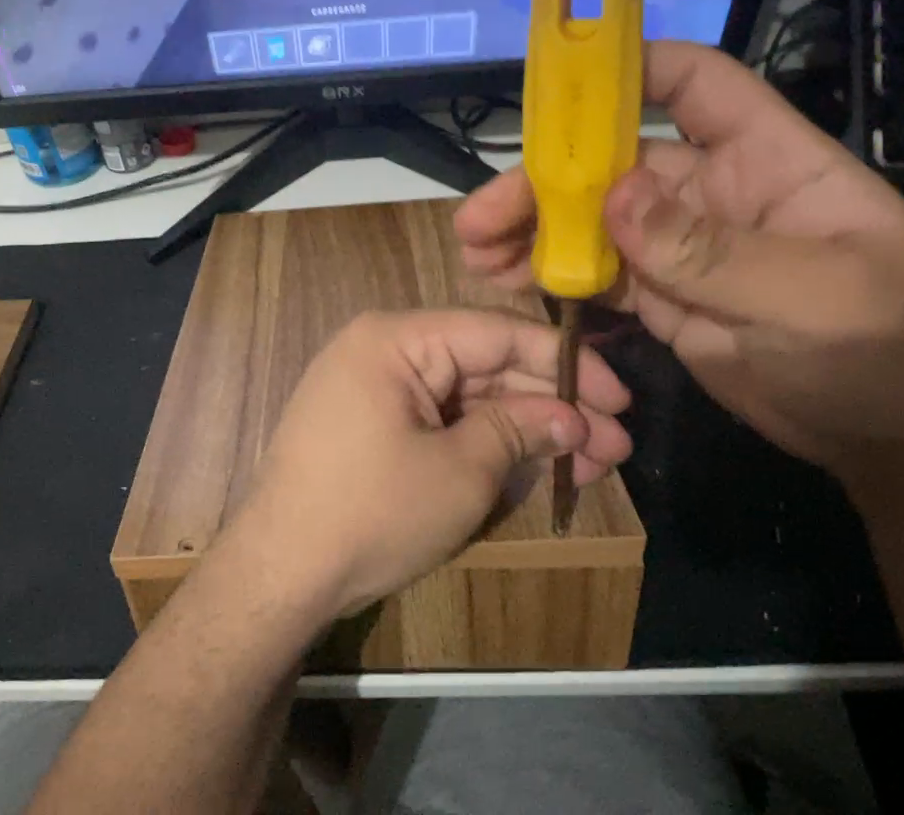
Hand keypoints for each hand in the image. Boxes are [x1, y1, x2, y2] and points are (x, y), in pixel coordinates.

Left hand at [216, 309, 631, 619]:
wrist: (281, 572)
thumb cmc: (372, 512)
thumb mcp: (459, 471)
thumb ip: (518, 430)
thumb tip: (573, 416)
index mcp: (395, 338)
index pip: (496, 332)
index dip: (565, 362)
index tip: (621, 396)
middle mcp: (381, 350)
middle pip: (484, 365)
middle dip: (552, 404)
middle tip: (617, 442)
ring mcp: (373, 390)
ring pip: (466, 397)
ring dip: (525, 427)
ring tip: (592, 463)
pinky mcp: (371, 427)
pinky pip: (439, 420)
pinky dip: (485, 441)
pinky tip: (536, 464)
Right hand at [457, 41, 903, 474]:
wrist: (888, 440)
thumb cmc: (880, 353)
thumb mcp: (809, 298)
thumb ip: (710, 250)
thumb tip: (614, 199)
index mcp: (768, 160)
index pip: (697, 85)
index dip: (630, 70)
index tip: (556, 87)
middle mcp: (715, 190)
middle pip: (616, 160)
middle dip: (545, 179)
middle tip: (480, 215)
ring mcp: (682, 245)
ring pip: (593, 218)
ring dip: (533, 228)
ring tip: (475, 251)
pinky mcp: (660, 295)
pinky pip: (596, 272)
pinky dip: (549, 274)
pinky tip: (503, 281)